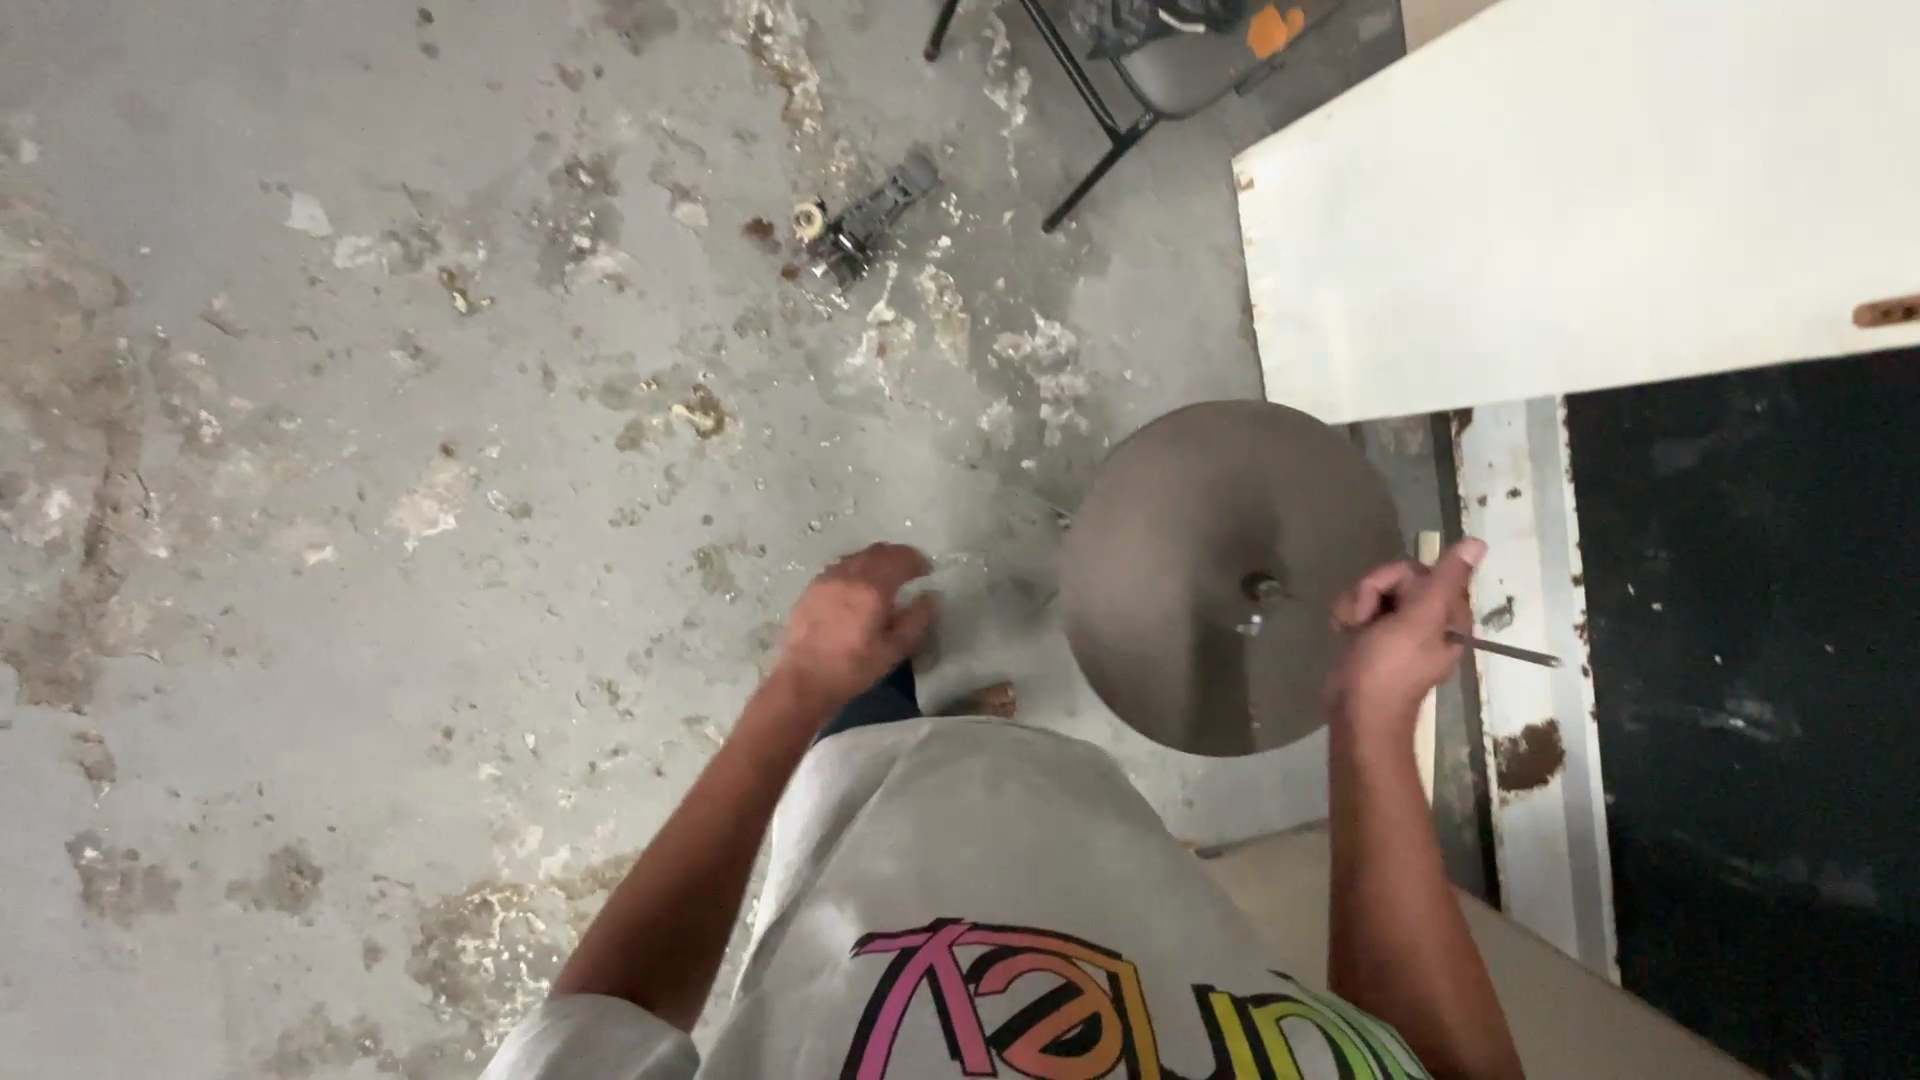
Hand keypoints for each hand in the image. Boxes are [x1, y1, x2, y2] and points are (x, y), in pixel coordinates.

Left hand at [773, 542, 937, 710]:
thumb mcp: (895, 650)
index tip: (926, 573)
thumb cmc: (853, 667)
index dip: (918, 561)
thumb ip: (917, 619)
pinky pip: (839, 567)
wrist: (804, 679)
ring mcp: (827, 578)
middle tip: (908, 573)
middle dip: (898, 557)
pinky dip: (855, 569)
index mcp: (873, 588)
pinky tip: (856, 589)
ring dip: (876, 561)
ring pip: (858, 556)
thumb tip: (929, 596)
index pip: (901, 558)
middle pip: (879, 551)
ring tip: (883, 580)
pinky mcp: (811, 587)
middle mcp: (849, 574)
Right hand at [1325, 538, 1485, 730]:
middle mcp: (1427, 618)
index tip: (1377, 601)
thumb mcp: (1418, 621)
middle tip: (1360, 617)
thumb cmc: (1388, 668)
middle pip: (1395, 578)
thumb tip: (1478, 541)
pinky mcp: (1375, 636)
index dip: (1390, 579)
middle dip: (1369, 592)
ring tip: (1350, 628)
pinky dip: (1348, 616)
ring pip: (1374, 592)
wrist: (1357, 710)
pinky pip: (1362, 608)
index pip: (1419, 571)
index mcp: (1447, 613)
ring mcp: (1400, 628)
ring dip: (1354, 604)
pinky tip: (1344, 631)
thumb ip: (1445, 580)